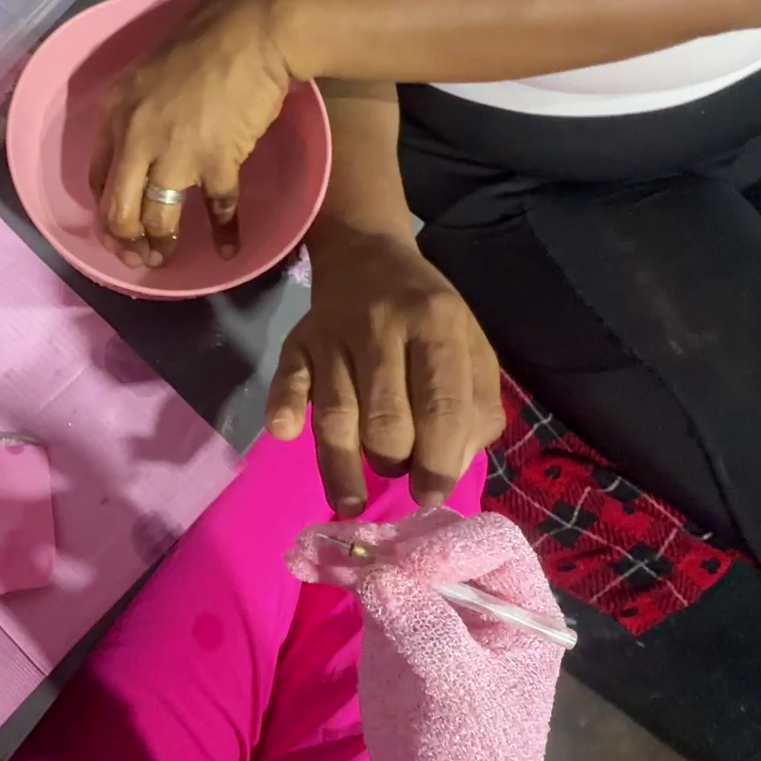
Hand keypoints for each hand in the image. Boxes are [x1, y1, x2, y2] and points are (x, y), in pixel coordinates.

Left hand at [92, 0, 292, 266]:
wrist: (254, 30)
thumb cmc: (204, 44)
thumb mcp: (147, 75)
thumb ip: (134, 117)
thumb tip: (135, 159)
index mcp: (116, 115)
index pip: (97, 180)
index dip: (104, 214)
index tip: (114, 232)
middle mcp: (137, 139)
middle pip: (119, 211)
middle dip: (125, 243)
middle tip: (136, 259)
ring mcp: (176, 154)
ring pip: (157, 219)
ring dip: (161, 246)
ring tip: (165, 259)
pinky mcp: (217, 161)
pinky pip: (217, 208)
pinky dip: (225, 232)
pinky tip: (228, 250)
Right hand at [267, 224, 504, 514]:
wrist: (368, 258)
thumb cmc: (427, 317)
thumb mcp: (471, 347)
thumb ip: (476, 404)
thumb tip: (449, 466)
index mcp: (438, 326)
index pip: (442, 405)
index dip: (439, 460)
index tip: (431, 497)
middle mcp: (383, 327)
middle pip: (385, 416)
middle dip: (392, 461)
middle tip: (395, 471)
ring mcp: (334, 334)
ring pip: (337, 411)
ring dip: (343, 464)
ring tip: (351, 502)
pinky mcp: (298, 342)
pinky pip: (289, 379)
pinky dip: (284, 406)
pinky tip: (285, 430)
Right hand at [288, 510, 565, 760]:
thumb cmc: (474, 759)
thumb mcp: (457, 694)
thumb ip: (423, 628)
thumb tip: (374, 571)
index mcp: (520, 603)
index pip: (492, 542)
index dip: (448, 544)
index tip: (405, 567)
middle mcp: (479, 590)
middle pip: (432, 535)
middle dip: (385, 537)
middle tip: (341, 549)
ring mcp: (433, 599)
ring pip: (390, 550)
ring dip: (344, 545)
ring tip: (301, 549)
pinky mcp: (394, 612)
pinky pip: (363, 576)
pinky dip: (331, 567)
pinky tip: (299, 562)